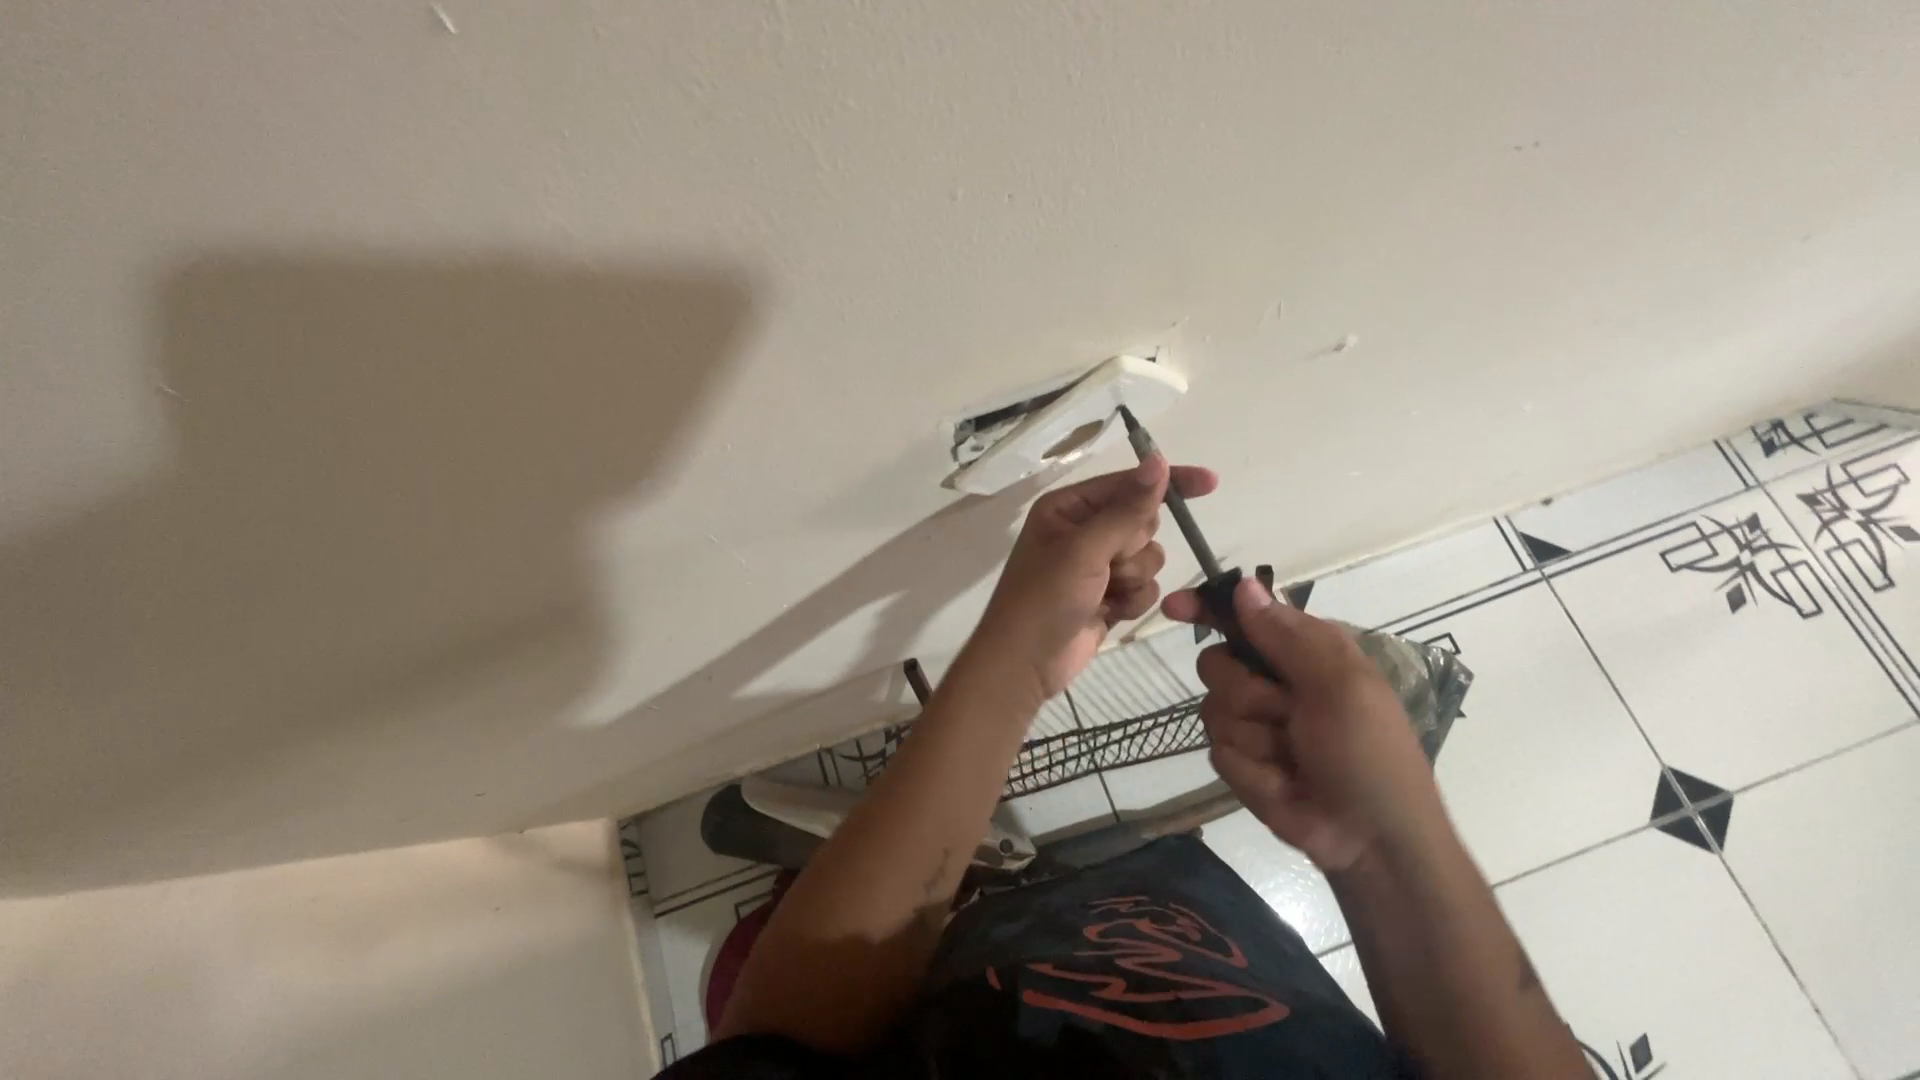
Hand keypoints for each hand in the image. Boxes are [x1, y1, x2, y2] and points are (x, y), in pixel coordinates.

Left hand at [965, 455, 1218, 704]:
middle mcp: (1083, 530)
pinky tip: (1108, 613)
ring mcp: (1097, 565)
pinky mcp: (1109, 596)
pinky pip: (1145, 587)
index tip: (1209, 483)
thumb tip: (1159, 461)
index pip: (1129, 483)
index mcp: (1069, 507)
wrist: (1025, 663)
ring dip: (1134, 578)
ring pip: (1149, 557)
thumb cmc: (1045, 598)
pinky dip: (1133, 601)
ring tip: (1104, 594)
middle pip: (1144, 522)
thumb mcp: (1085, 549)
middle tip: (1109, 566)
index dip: (1168, 484)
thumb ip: (1127, 509)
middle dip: (1135, 547)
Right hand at [1162, 579, 1442, 872]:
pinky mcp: (1240, 762)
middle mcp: (1273, 681)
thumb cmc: (1369, 753)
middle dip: (1247, 692)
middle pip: (1215, 664)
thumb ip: (1288, 635)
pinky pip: (1219, 751)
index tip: (1173, 608)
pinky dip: (1252, 769)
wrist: (1372, 840)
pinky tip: (1283, 783)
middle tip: (1290, 714)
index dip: (1205, 609)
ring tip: (1294, 757)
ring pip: (1213, 709)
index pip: (1243, 617)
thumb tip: (1244, 586)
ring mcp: (1254, 724)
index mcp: (1304, 651)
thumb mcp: (1341, 685)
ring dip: (1255, 737)